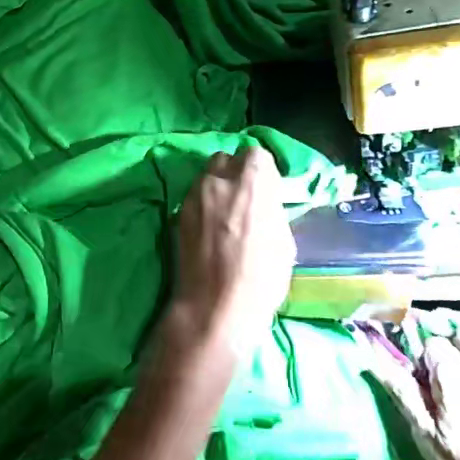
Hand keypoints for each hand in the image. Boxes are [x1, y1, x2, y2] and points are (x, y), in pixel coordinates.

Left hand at [162, 146, 295, 360]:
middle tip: (243, 197)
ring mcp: (192, 197)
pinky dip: (201, 204)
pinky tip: (208, 228)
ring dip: (215, 187)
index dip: (261, 170)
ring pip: (204, 177)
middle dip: (234, 172)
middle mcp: (217, 181)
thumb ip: (271, 210)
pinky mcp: (177, 215)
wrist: (214, 306)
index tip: (266, 189)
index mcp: (251, 183)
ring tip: (224, 213)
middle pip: (225, 159)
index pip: (254, 154)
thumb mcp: (283, 241)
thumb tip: (266, 204)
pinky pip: (192, 198)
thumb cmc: (261, 278)